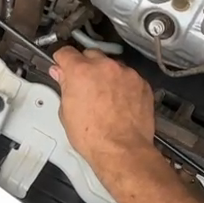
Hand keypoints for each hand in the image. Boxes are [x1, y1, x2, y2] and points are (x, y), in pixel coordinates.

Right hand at [50, 47, 157, 174]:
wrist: (121, 149)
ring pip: (112, 65)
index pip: (66, 52)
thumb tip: (61, 76)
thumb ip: (64, 87)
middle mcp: (104, 67)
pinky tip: (119, 102)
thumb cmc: (94, 137)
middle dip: (85, 66)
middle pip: (90, 55)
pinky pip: (129, 77)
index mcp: (81, 71)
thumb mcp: (66, 112)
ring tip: (104, 97)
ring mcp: (125, 74)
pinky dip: (123, 85)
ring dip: (106, 75)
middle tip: (83, 84)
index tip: (62, 65)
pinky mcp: (141, 83)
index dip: (61, 60)